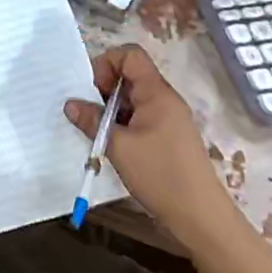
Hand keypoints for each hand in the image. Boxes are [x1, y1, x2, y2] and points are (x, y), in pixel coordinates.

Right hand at [65, 46, 233, 247]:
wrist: (201, 217)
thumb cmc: (161, 175)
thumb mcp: (119, 148)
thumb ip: (93, 121)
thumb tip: (70, 104)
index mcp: (157, 93)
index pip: (130, 55)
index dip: (107, 63)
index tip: (93, 90)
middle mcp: (164, 99)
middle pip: (130, 75)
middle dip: (105, 88)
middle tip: (90, 112)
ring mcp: (168, 118)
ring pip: (133, 98)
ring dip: (112, 109)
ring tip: (98, 131)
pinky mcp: (168, 136)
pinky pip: (140, 116)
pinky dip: (123, 123)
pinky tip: (113, 145)